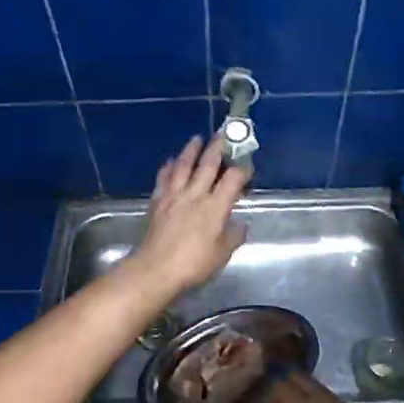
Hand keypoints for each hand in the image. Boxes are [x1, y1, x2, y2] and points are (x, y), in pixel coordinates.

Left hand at [123, 135, 250, 294]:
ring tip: (196, 138)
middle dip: (217, 147)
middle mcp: (195, 195)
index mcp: (215, 207)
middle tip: (222, 133)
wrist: (156, 268)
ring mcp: (173, 196)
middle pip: (207, 165)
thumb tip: (240, 224)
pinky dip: (168, 168)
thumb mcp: (222, 254)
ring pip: (183, 166)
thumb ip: (233, 236)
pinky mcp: (157, 202)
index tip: (248, 165)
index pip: (232, 180)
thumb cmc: (193, 264)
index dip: (242, 170)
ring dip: (191, 150)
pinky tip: (169, 161)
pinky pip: (163, 179)